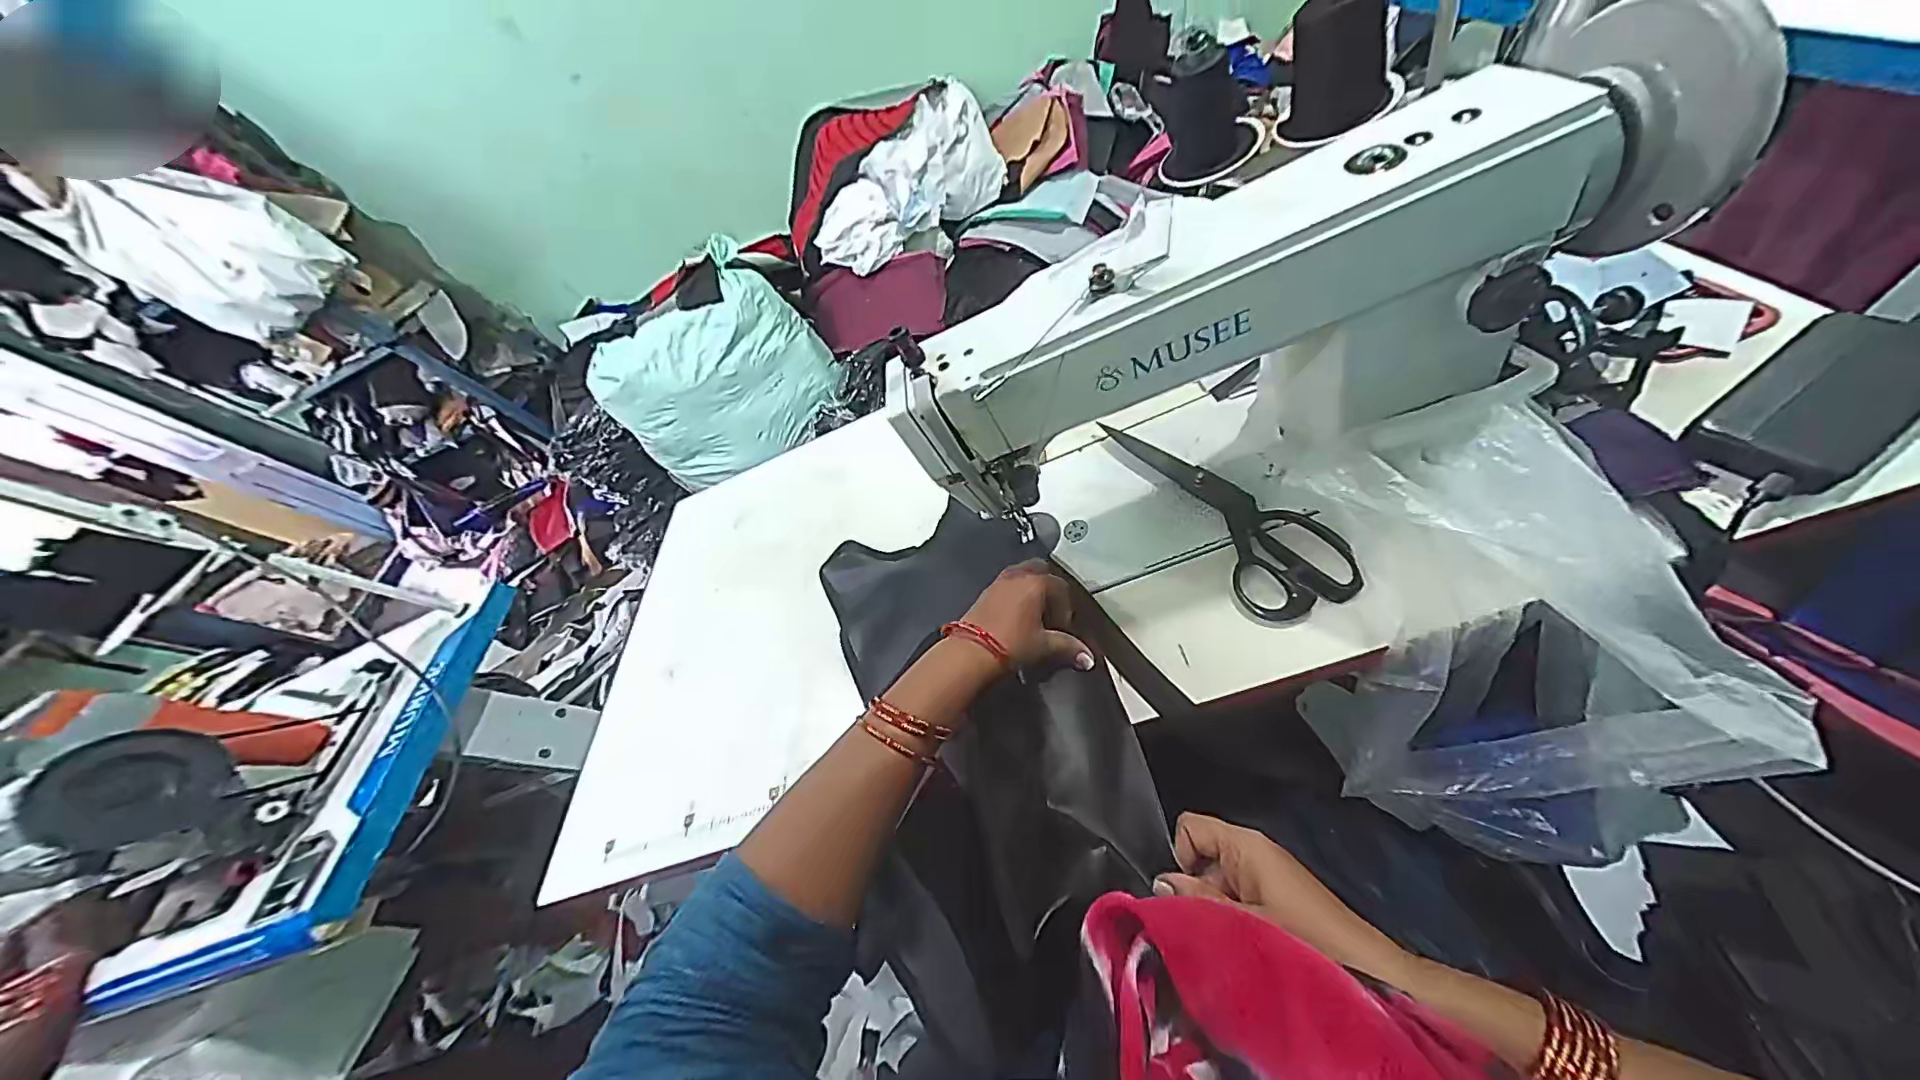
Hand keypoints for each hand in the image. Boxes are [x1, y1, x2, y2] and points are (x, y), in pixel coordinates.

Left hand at [959, 560, 1095, 671]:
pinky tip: (1015, 616)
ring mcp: (998, 583)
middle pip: (1040, 571)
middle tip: (1052, 612)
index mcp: (1036, 583)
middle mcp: (1017, 577)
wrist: (972, 652)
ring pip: (1021, 576)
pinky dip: (1014, 595)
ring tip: (1034, 614)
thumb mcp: (1044, 646)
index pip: (1061, 588)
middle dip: (1049, 588)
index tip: (1064, 627)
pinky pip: (1006, 586)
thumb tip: (1086, 657)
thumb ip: (1068, 647)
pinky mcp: (984, 594)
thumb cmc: (1009, 644)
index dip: (1066, 608)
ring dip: (1031, 589)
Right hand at [1154, 812, 1413, 984]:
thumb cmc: (1309, 939)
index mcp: (1244, 844)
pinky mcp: (1276, 897)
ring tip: (1232, 940)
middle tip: (1209, 926)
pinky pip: (1236, 897)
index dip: (1180, 856)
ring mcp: (1265, 874)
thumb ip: (1199, 899)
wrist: (1371, 972)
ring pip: (1216, 881)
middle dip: (1195, 890)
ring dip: (1214, 909)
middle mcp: (1252, 850)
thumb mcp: (1245, 920)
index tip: (1189, 895)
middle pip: (1199, 856)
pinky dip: (1233, 919)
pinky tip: (1247, 944)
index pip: (1189, 825)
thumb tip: (1161, 882)